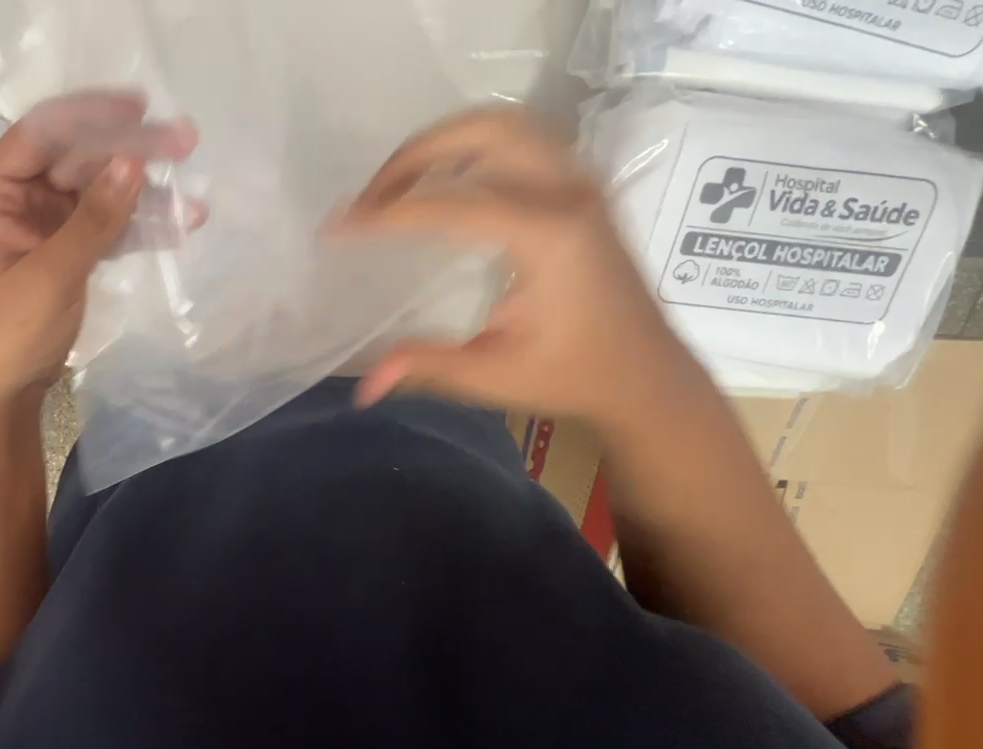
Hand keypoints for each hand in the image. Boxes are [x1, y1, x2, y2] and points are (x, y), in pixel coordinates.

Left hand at [0, 92, 196, 407]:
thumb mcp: (52, 272)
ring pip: (102, 190)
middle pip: (81, 156)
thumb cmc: (12, 330)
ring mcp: (48, 224)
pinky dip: (141, 226)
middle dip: (131, 152)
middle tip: (186, 143)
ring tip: (192, 197)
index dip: (91, 114)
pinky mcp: (71, 251)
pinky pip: (110, 225)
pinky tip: (180, 225)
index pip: (44, 131)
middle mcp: (22, 197)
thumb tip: (134, 162)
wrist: (6, 389)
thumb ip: (94, 218)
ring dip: (146, 193)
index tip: (141, 110)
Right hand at [329, 108, 709, 436]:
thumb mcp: (490, 378)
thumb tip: (363, 387)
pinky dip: (472, 153)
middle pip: (484, 132)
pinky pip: (521, 144)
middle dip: (416, 155)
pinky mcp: (580, 189)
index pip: (449, 204)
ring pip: (505, 127)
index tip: (336, 229)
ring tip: (397, 188)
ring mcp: (580, 184)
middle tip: (370, 197)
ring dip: (444, 146)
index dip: (385, 214)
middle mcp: (568, 194)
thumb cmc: (572, 377)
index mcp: (547, 237)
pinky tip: (442, 188)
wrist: (646, 375)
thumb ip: (425, 366)